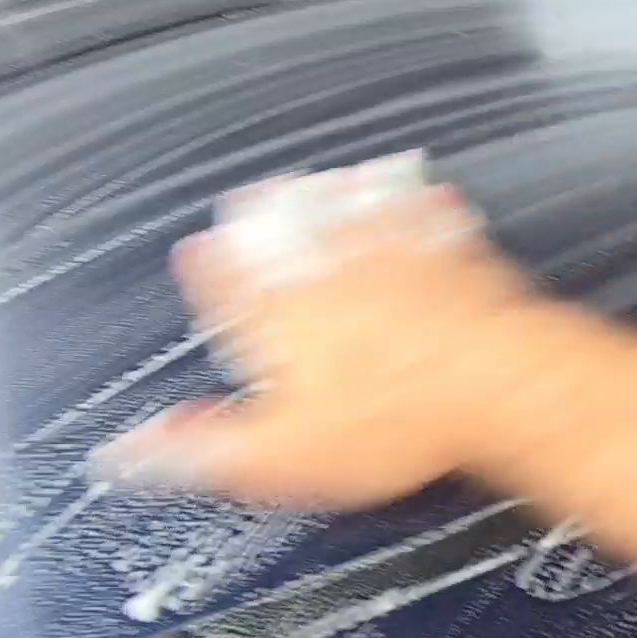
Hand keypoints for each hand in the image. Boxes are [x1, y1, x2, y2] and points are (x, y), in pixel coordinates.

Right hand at [91, 164, 557, 507]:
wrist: (493, 381)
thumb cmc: (400, 417)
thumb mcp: (286, 455)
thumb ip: (208, 447)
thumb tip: (143, 450)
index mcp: (284, 317)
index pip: (227, 285)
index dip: (207, 270)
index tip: (197, 253)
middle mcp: (338, 275)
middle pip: (289, 236)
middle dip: (263, 217)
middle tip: (249, 196)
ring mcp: (400, 258)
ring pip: (359, 216)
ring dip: (337, 197)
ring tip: (323, 181)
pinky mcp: (454, 257)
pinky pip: (434, 219)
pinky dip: (424, 203)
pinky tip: (428, 194)